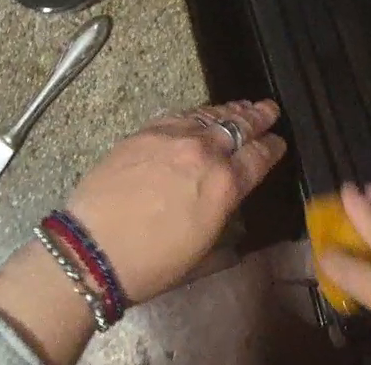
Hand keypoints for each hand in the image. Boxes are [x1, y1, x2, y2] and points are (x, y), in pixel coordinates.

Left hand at [0, 100, 287, 364]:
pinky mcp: (148, 130)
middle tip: (270, 109)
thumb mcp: (201, 251)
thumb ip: (224, 217)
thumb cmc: (150, 264)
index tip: (279, 142)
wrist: (91, 249)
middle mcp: (205, 153)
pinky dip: (200, 112)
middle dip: (258, 117)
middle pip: (239, 127)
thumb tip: (231, 203)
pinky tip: (204, 113)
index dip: (272, 148)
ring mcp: (175, 136)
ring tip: (244, 106)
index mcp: (224, 186)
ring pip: (212, 115)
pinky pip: (183, 114)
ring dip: (232, 111)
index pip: (258, 157)